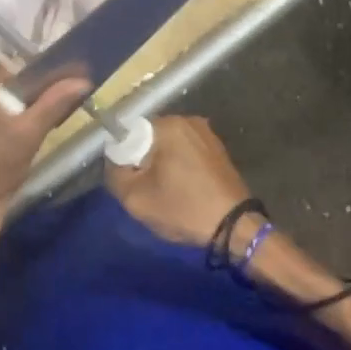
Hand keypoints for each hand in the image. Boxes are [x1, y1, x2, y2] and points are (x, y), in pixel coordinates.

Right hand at [105, 116, 251, 246]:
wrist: (236, 228)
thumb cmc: (184, 209)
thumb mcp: (135, 198)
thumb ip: (114, 173)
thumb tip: (114, 161)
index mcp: (168, 125)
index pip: (129, 133)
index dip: (123, 157)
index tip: (129, 180)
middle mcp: (189, 121)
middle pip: (149, 138)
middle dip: (143, 160)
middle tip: (146, 188)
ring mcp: (207, 134)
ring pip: (168, 146)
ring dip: (162, 164)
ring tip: (166, 191)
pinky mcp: (218, 149)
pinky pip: (186, 152)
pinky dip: (179, 166)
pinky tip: (183, 188)